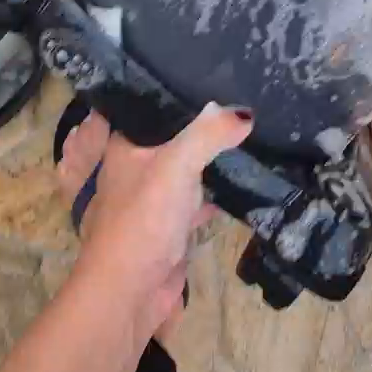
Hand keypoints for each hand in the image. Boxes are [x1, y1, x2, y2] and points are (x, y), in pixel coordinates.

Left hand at [69, 103, 253, 340]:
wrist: (128, 293)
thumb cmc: (144, 218)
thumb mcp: (177, 163)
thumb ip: (209, 134)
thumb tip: (244, 114)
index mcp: (126, 146)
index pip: (152, 107)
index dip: (179, 93)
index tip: (213, 78)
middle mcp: (135, 168)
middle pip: (173, 139)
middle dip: (201, 128)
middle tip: (240, 106)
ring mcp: (152, 200)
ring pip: (185, 171)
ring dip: (208, 162)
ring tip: (245, 140)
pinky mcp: (168, 228)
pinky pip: (195, 202)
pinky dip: (213, 195)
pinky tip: (239, 185)